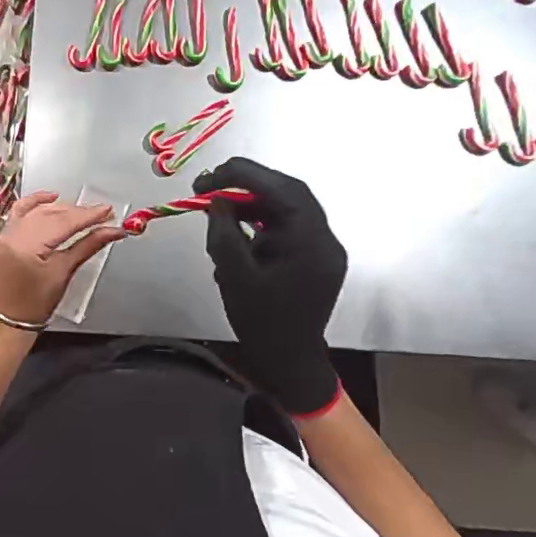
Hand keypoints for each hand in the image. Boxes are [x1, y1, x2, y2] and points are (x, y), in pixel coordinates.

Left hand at [0, 192, 122, 325]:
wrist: (12, 318)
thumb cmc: (38, 302)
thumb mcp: (65, 272)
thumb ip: (88, 246)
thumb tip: (113, 231)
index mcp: (29, 247)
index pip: (64, 223)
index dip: (88, 216)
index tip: (108, 211)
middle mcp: (14, 235)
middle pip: (52, 215)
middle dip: (78, 212)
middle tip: (101, 213)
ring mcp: (6, 234)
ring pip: (38, 212)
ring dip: (62, 208)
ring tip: (83, 211)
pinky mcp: (5, 236)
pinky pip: (20, 211)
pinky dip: (35, 202)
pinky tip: (52, 197)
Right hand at [195, 159, 345, 415]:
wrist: (289, 360)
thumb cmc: (262, 323)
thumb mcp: (235, 278)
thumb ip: (224, 235)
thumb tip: (216, 201)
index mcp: (311, 243)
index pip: (282, 190)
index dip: (245, 175)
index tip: (210, 176)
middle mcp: (325, 239)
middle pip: (289, 193)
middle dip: (249, 184)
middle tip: (211, 185)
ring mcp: (323, 248)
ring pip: (288, 208)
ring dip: (253, 202)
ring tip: (219, 208)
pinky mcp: (314, 257)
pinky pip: (288, 227)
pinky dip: (261, 221)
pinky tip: (239, 227)